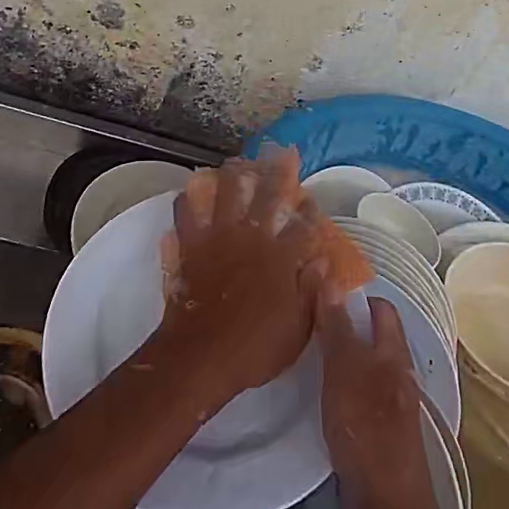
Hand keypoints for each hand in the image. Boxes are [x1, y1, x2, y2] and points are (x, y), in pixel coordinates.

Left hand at [154, 148, 325, 406]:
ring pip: (227, 195)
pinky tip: (189, 191)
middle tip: (283, 151)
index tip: (311, 199)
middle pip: (269, 196)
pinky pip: (187, 216)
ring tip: (237, 161)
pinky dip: (187, 203)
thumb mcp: (298, 328)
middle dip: (279, 171)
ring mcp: (219, 239)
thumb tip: (321, 260)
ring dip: (233, 175)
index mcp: (282, 257)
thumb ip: (311, 290)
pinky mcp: (192, 248)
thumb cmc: (254, 348)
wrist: (200, 357)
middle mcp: (253, 239)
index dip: (310, 209)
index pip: (304, 224)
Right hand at [318, 289, 448, 508]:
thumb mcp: (345, 367)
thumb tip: (326, 273)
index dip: (354, 294)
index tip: (323, 291)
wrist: (384, 500)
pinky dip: (338, 386)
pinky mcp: (377, 430)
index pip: (380, 307)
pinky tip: (317, 393)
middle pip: (370, 336)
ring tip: (304, 352)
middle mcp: (396, 372)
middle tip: (305, 321)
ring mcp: (389, 403)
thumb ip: (336, 324)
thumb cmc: (366, 424)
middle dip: (341, 326)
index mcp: (394, 350)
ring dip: (338, 357)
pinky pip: (357, 393)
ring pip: (362, 366)